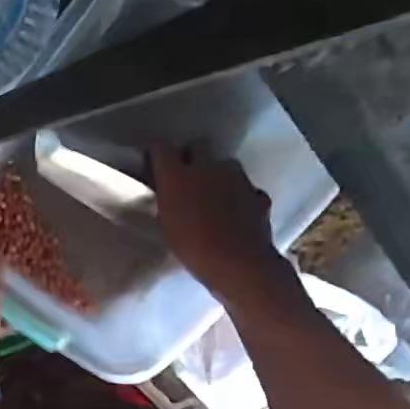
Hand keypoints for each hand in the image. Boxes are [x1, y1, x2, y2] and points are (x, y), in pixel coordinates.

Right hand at [151, 146, 295, 304]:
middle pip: (198, 145)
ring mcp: (237, 178)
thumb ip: (168, 200)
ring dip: (216, 173)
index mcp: (177, 176)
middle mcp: (207, 168)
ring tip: (211, 194)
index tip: (152, 161)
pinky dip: (238, 195)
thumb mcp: (166, 224)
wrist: (238, 263)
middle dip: (190, 155)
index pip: (161, 148)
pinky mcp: (257, 193)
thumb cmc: (192, 248)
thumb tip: (168, 191)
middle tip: (184, 175)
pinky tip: (234, 212)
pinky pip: (244, 187)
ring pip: (224, 163)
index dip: (156, 152)